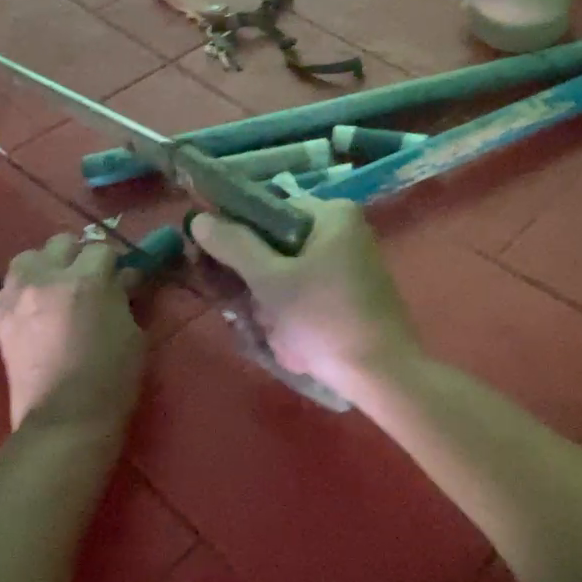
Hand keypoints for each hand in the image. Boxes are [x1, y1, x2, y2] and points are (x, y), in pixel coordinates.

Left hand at [0, 234, 145, 432]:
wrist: (65, 417)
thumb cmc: (112, 376)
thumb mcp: (132, 331)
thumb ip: (124, 296)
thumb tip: (124, 277)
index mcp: (87, 281)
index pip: (102, 248)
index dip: (115, 261)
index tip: (122, 274)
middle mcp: (47, 278)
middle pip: (61, 243)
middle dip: (79, 255)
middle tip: (91, 277)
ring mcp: (17, 296)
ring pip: (30, 257)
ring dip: (47, 265)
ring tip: (59, 288)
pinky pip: (13, 284)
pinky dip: (28, 287)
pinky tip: (41, 307)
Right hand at [189, 197, 421, 391]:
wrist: (381, 372)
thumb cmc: (325, 318)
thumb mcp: (271, 281)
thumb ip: (235, 246)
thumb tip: (200, 219)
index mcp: (334, 215)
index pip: (270, 210)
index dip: (239, 234)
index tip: (218, 263)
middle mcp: (346, 232)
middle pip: (279, 246)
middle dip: (260, 282)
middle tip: (256, 309)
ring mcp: (352, 265)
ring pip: (290, 277)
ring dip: (275, 306)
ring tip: (281, 332)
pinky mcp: (353, 295)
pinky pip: (309, 297)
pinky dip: (296, 318)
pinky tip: (296, 343)